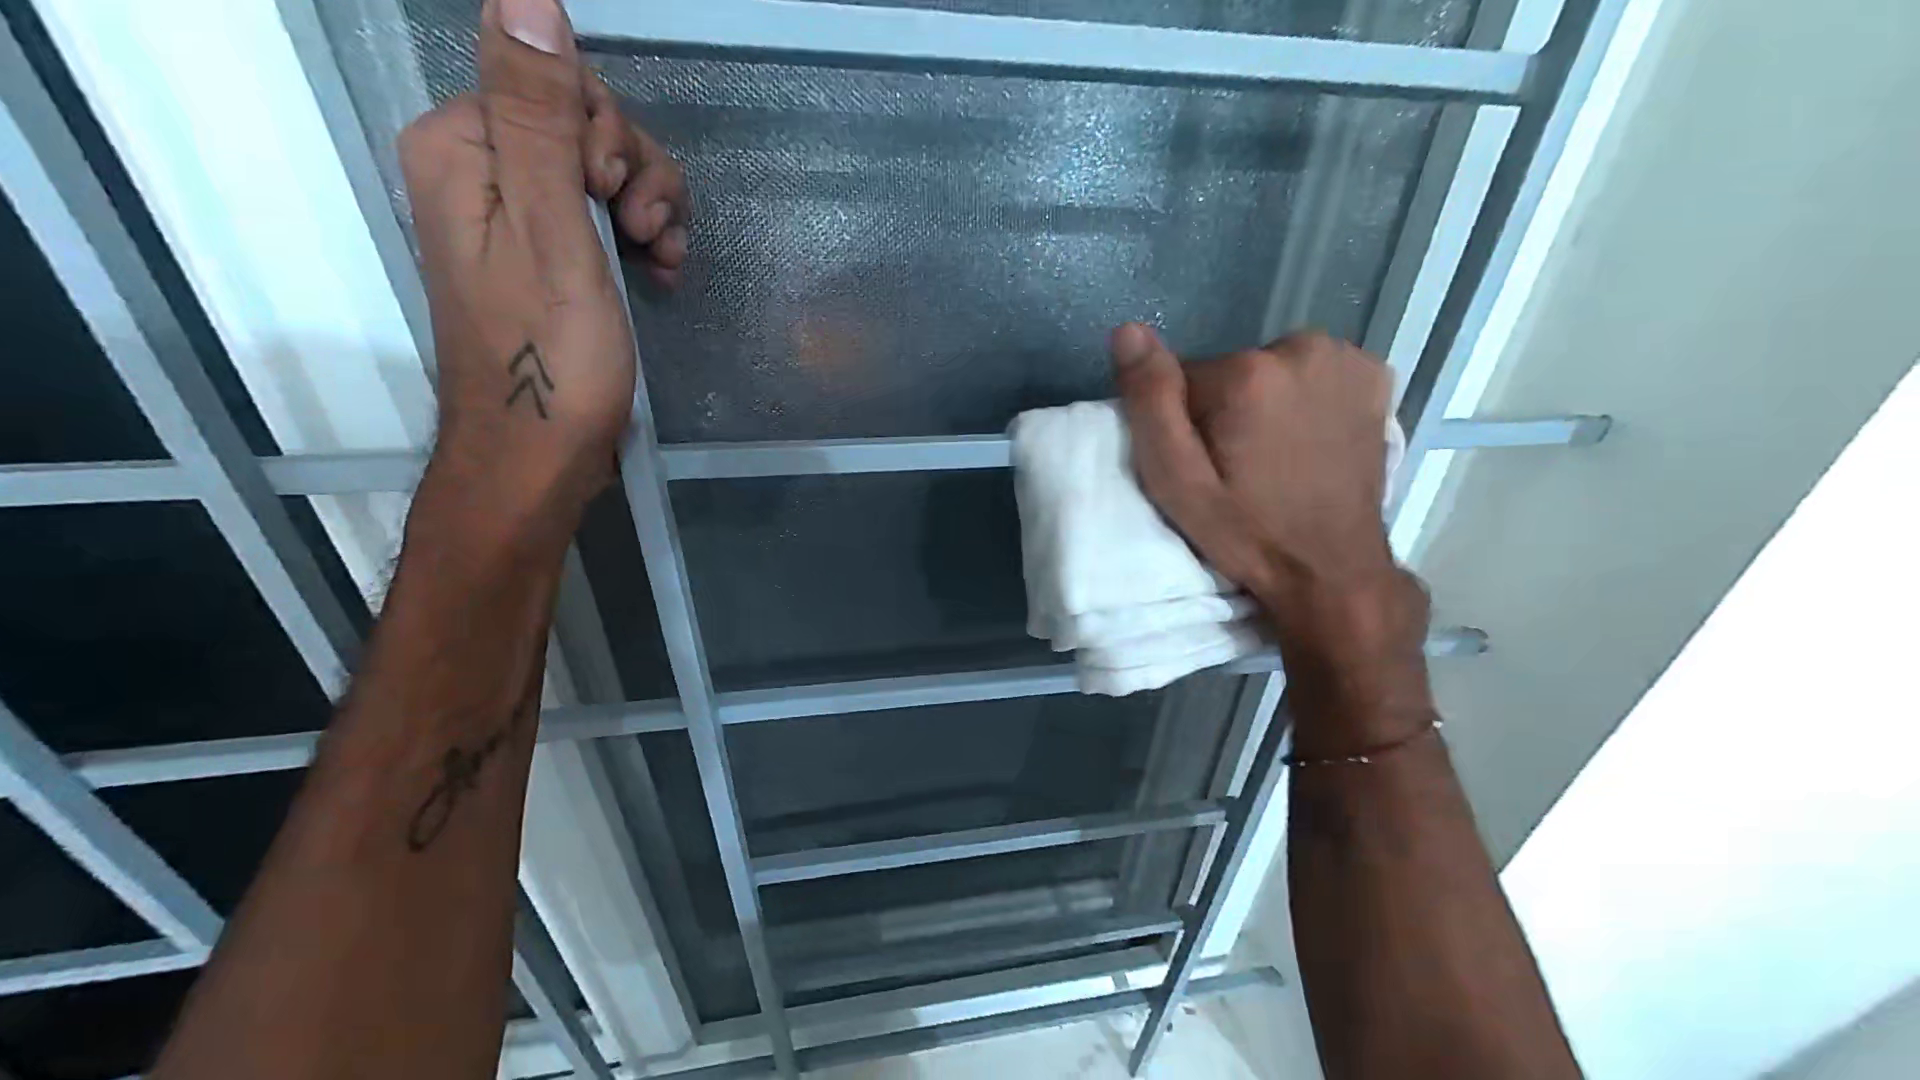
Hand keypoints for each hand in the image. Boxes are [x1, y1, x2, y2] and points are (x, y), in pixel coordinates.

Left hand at [398, 0, 689, 521]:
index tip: (614, 204)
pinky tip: (660, 273)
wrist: (541, 454)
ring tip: (661, 263)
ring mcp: (519, 219)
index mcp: (464, 148)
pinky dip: (642, 239)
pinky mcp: (551, 258)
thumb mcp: (553, 233)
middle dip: (634, 175)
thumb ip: (540, 117)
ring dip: (650, 210)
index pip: (553, 82)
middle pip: (585, 124)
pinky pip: (606, 218)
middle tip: (642, 236)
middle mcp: (483, 171)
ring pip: (605, 172)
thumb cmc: (551, 354)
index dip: (607, 136)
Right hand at [1110, 323, 1433, 748]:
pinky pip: (1310, 373)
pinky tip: (1309, 439)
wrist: (1332, 569)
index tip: (1207, 465)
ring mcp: (1347, 359)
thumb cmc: (1246, 532)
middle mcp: (1303, 348)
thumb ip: (1150, 403)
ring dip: (1263, 402)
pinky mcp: (1375, 374)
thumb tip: (1127, 331)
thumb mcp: (1178, 482)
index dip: (1186, 423)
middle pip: (1230, 370)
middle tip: (1240, 467)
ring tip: (1275, 457)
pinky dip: (1303, 397)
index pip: (1184, 378)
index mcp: (1249, 374)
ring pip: (1269, 369)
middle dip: (1225, 410)